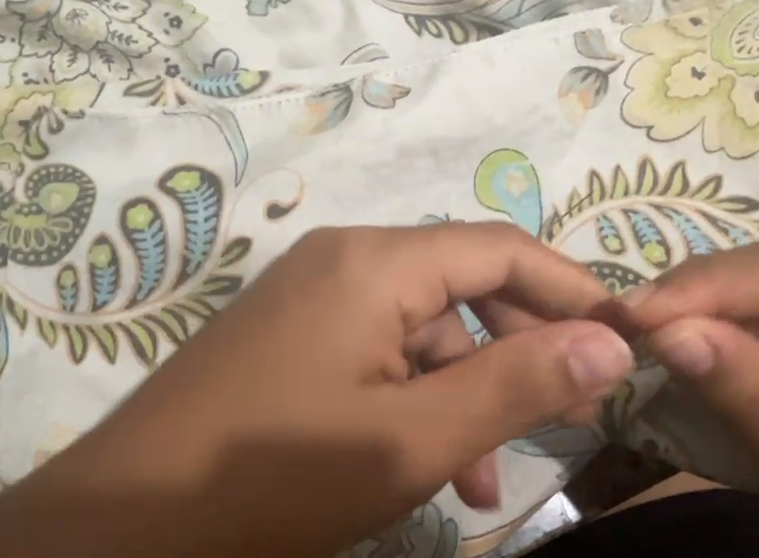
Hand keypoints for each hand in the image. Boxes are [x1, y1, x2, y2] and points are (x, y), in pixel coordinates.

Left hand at [0, 223, 635, 557]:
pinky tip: (431, 466)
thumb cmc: (279, 473)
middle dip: (519, 343)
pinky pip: (375, 346)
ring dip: (465, 388)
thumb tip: (610, 344)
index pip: (495, 245)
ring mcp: (309, 291)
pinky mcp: (289, 331)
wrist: (131, 513)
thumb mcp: (411, 440)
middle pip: (458, 279)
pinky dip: (413, 395)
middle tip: (575, 410)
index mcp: (374, 260)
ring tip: (488, 477)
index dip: (568, 288)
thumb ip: (516, 385)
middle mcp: (342, 256)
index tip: (627, 339)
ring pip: (418, 323)